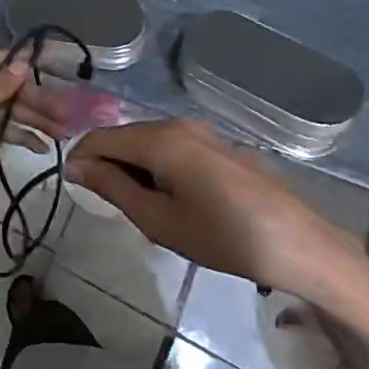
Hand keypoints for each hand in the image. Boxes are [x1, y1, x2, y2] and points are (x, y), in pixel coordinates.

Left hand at [0, 51, 68, 213]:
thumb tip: (22, 62)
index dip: (25, 64)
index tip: (55, 65)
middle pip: (10, 91)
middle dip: (38, 102)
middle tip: (66, 115)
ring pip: (10, 113)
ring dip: (35, 122)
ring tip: (61, 134)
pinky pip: (4, 132)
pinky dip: (22, 137)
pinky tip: (42, 147)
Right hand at [66, 119, 368, 303]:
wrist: (296, 243)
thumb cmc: (221, 236)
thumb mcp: (158, 219)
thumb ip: (113, 187)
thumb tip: (77, 166)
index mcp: (159, 139)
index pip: (101, 138)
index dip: (81, 160)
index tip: (72, 188)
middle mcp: (178, 125)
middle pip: (124, 136)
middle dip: (106, 164)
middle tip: (108, 205)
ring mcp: (201, 132)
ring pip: (147, 142)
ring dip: (132, 167)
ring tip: (139, 207)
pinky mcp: (218, 145)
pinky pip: (171, 148)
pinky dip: (155, 167)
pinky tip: (168, 198)